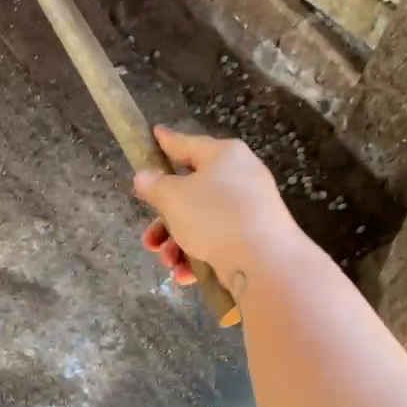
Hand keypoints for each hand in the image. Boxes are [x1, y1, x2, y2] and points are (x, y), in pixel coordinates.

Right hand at [132, 126, 303, 291]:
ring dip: (175, 243)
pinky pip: (213, 240)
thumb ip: (155, 185)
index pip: (187, 143)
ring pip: (196, 221)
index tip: (154, 133)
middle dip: (163, 220)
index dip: (166, 141)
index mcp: (222, 155)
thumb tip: (144, 176)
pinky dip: (195, 256)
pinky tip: (185, 273)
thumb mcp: (174, 197)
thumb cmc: (214, 216)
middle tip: (149, 238)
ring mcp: (245, 205)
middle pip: (187, 192)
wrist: (262, 258)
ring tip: (168, 261)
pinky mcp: (249, 233)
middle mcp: (237, 175)